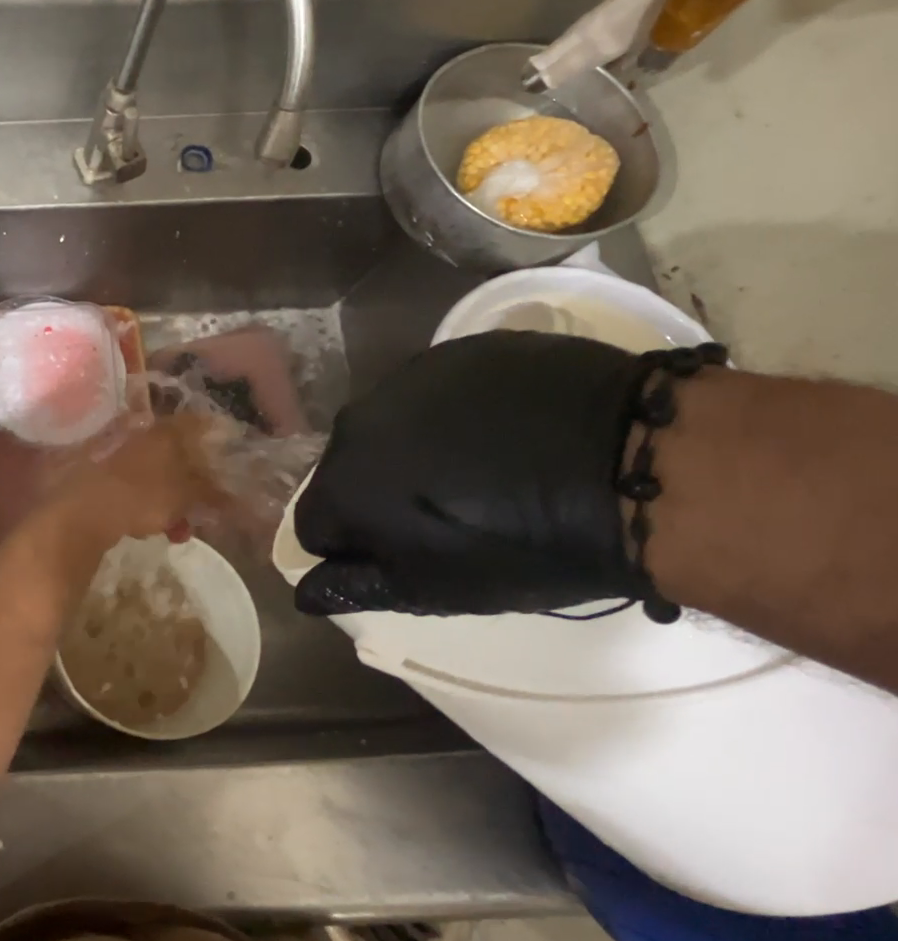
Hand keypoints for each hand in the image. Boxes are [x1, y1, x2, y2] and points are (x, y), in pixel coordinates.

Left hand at [51, 414, 222, 544]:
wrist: (84, 510)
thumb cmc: (142, 496)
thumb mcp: (184, 496)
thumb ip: (210, 493)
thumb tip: (231, 497)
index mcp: (164, 430)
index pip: (198, 425)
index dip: (215, 443)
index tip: (226, 465)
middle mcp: (139, 433)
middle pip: (177, 455)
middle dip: (192, 485)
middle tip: (203, 510)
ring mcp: (116, 451)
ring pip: (154, 475)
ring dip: (170, 503)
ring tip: (178, 532)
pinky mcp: (98, 474)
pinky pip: (132, 487)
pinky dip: (145, 506)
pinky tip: (150, 530)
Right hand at [293, 331, 649, 615]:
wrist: (637, 466)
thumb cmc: (527, 546)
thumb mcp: (435, 587)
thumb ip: (357, 586)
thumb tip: (303, 590)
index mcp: (343, 484)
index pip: (316, 525)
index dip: (354, 548)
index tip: (405, 555)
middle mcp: (357, 423)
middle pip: (349, 470)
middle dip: (381, 493)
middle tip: (447, 515)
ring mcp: (409, 379)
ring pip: (391, 427)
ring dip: (416, 450)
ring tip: (483, 470)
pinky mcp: (461, 349)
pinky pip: (438, 392)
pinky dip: (458, 414)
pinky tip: (508, 432)